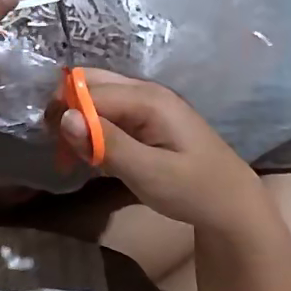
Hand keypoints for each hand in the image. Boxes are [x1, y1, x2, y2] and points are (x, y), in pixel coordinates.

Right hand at [52, 68, 261, 230]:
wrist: (232, 206)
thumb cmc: (193, 190)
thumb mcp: (148, 173)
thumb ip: (106, 144)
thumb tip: (64, 117)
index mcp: (148, 98)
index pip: (89, 90)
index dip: (67, 113)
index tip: (58, 148)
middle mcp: (144, 92)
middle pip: (90, 84)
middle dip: (68, 111)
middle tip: (63, 150)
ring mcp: (145, 104)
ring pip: (95, 98)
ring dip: (78, 123)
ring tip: (77, 157)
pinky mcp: (144, 120)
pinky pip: (106, 113)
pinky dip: (92, 131)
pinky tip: (93, 156)